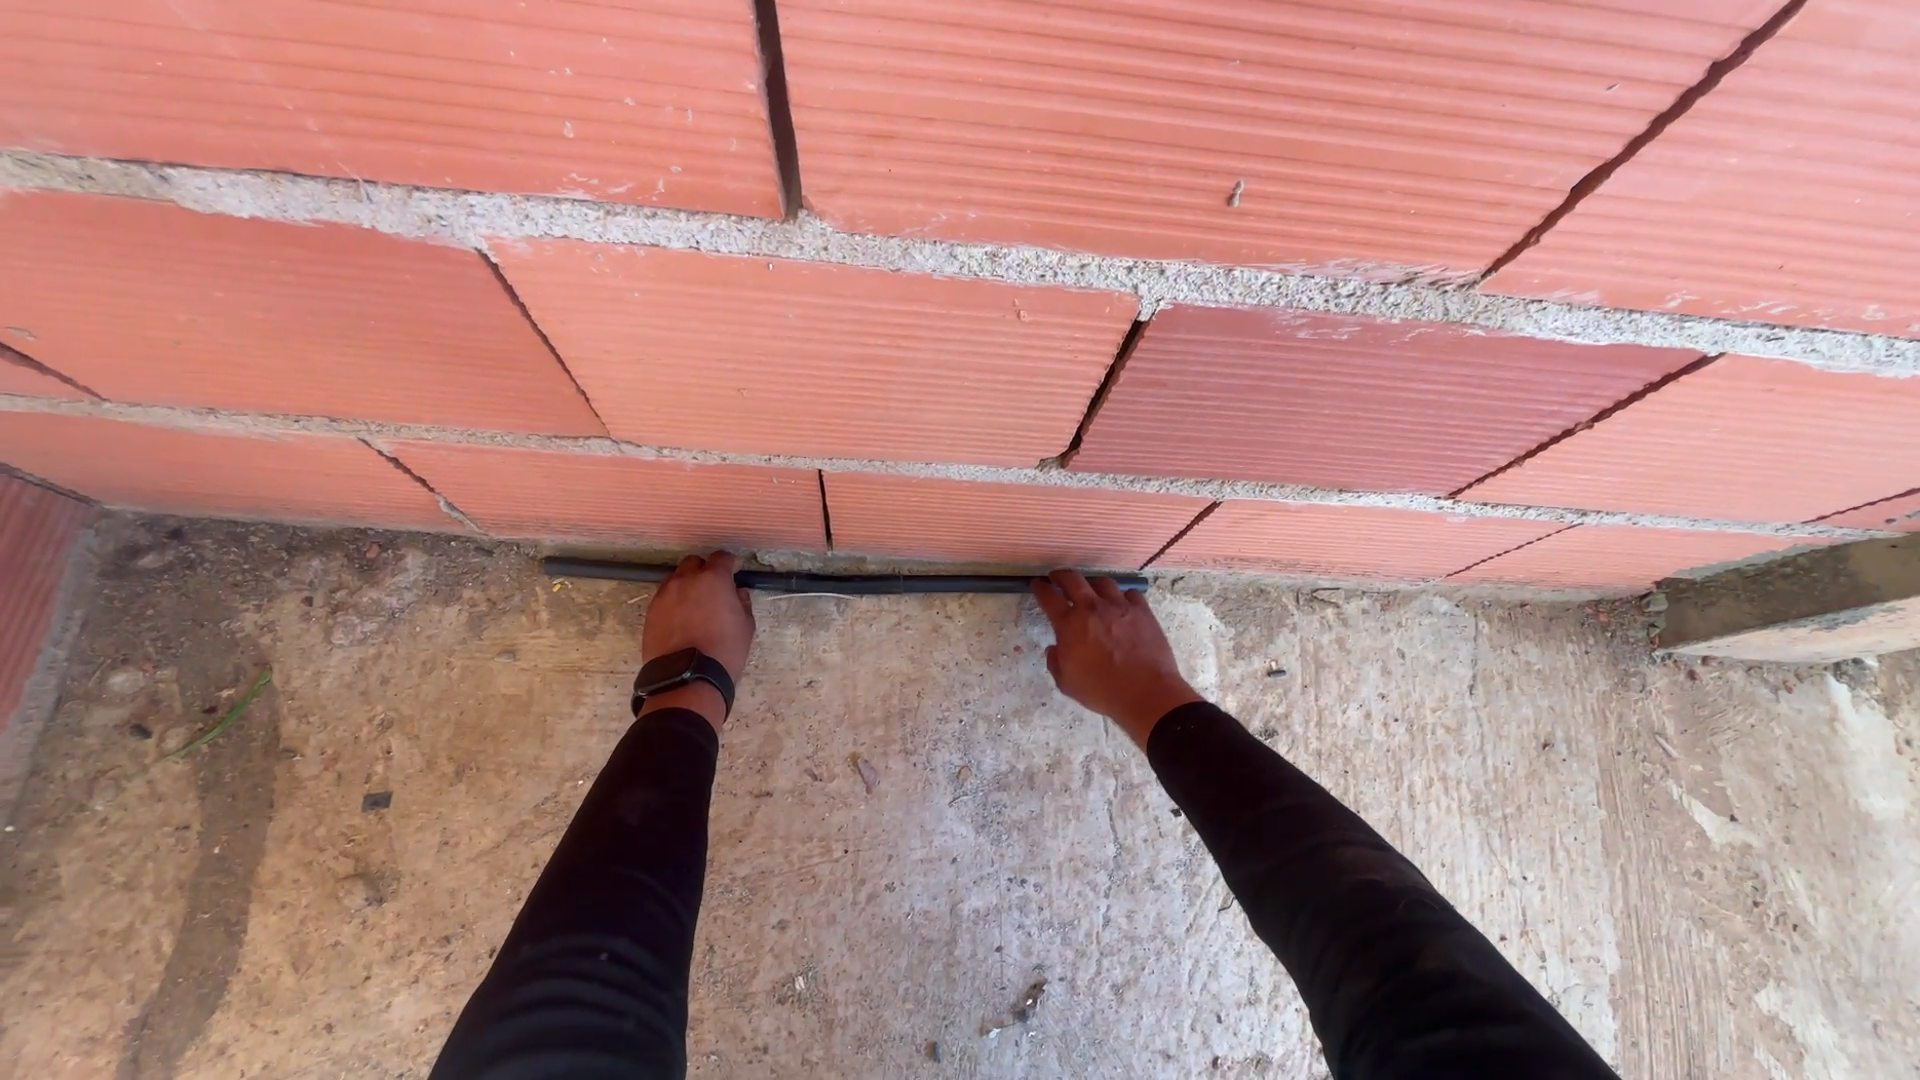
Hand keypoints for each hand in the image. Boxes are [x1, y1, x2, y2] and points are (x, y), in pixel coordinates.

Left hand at [639, 551, 755, 730]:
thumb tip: (738, 592)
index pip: (721, 557)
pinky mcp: (651, 611)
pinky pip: (665, 596)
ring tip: (695, 604)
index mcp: (713, 579)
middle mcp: (686, 580)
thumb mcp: (746, 626)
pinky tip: (682, 618)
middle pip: (694, 563)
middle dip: (705, 570)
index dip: (729, 564)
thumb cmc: (724, 650)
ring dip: (687, 584)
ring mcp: (665, 594)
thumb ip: (743, 603)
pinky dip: (674, 600)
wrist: (687, 676)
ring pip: (676, 578)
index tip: (734, 573)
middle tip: (713, 588)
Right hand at [1030, 570, 1200, 747]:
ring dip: (1093, 585)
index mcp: (1070, 625)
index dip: (1040, 588)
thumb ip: (1055, 662)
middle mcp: (1092, 608)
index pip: (1048, 597)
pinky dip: (1123, 597)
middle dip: (1061, 575)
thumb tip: (1054, 649)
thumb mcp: (1067, 683)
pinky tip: (1122, 605)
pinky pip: (1130, 594)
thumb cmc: (1102, 691)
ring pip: (1103, 582)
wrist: (1145, 693)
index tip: (1037, 584)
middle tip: (1057, 577)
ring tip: (1092, 591)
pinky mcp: (1142, 610)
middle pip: (1073, 579)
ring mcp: (1119, 606)